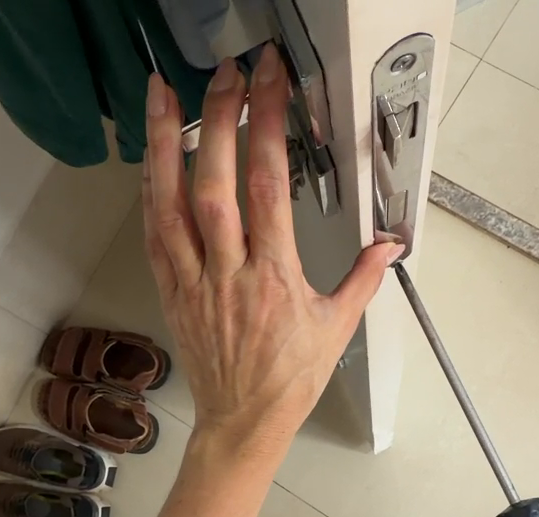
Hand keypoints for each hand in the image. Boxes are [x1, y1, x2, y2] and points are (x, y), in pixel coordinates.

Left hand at [143, 48, 401, 454]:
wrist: (243, 421)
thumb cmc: (287, 382)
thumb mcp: (335, 329)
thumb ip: (362, 280)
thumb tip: (388, 245)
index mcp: (273, 278)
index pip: (267, 186)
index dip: (266, 123)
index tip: (269, 80)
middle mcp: (228, 275)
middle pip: (213, 184)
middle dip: (217, 119)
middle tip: (224, 73)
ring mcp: (194, 284)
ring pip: (170, 206)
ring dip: (163, 145)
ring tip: (160, 93)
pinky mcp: (173, 294)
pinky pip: (155, 237)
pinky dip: (150, 193)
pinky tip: (150, 160)